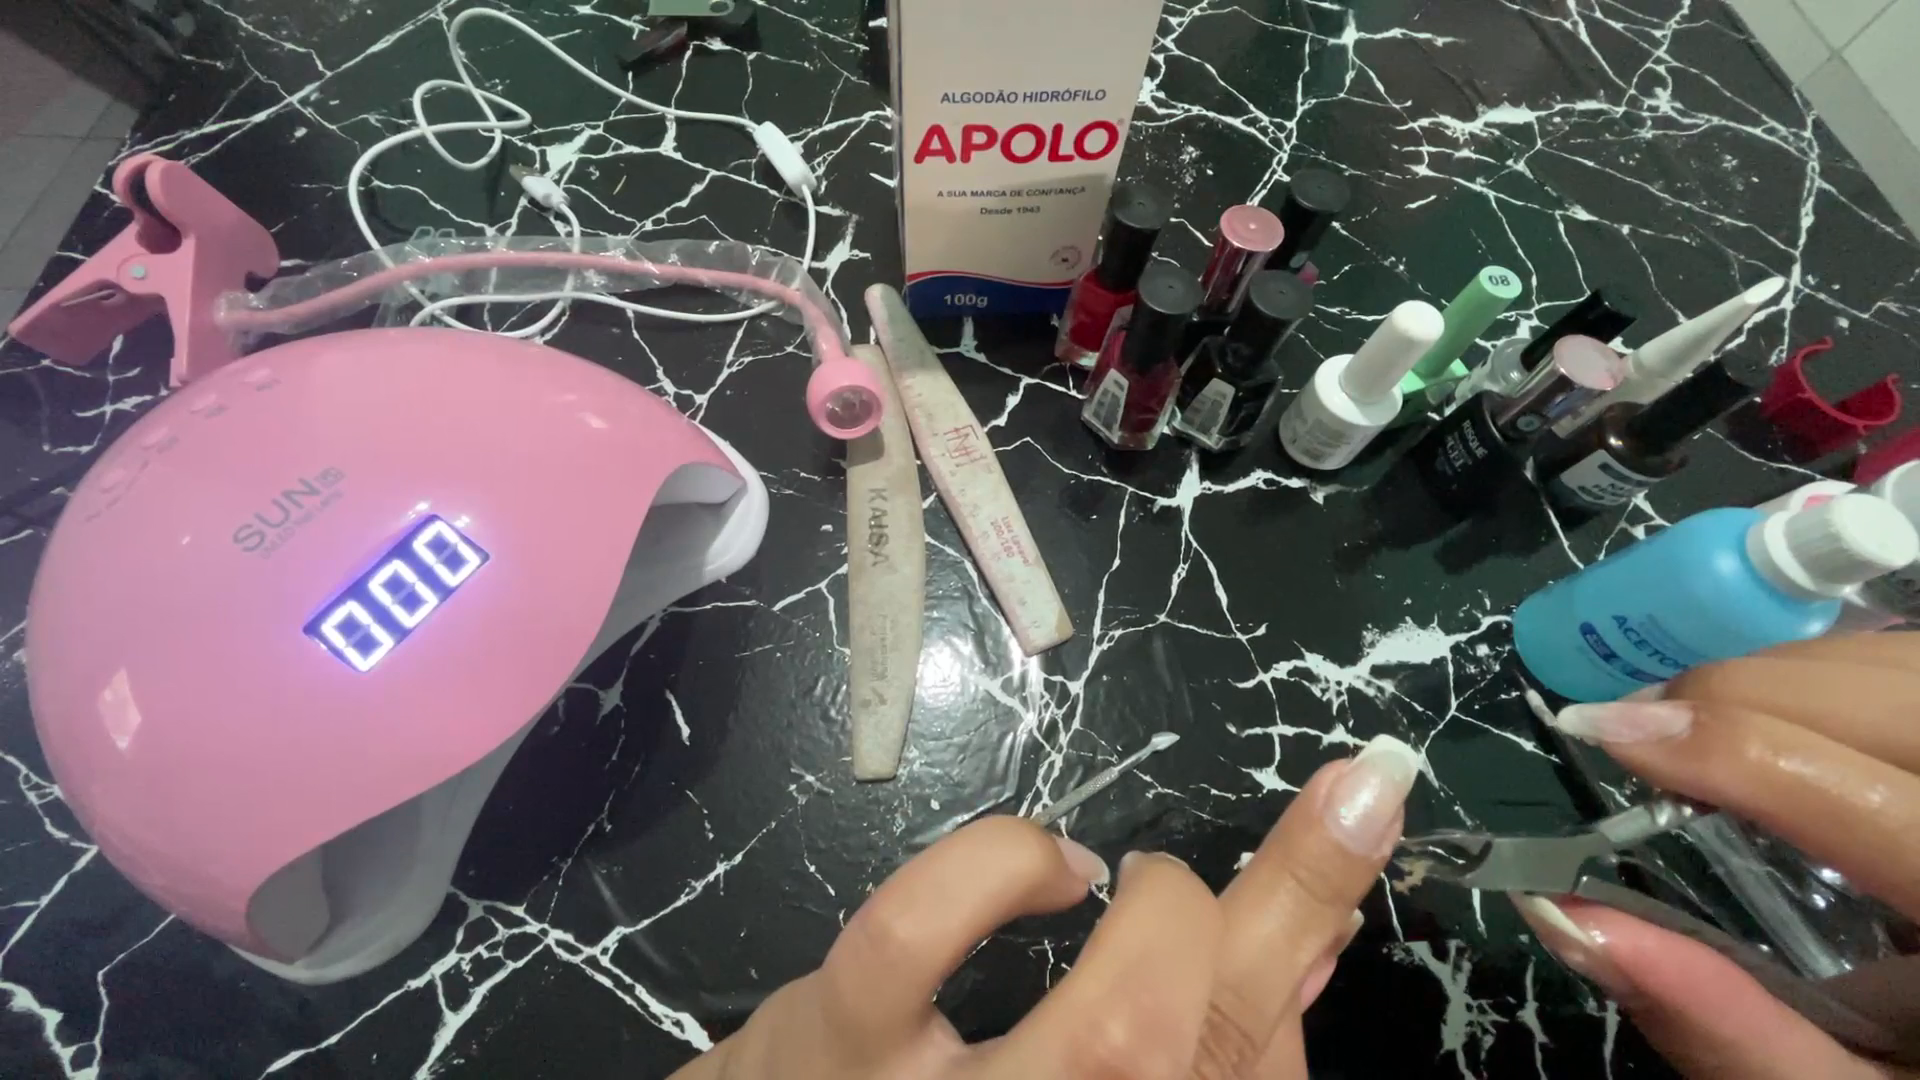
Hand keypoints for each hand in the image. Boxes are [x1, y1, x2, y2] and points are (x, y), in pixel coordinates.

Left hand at [668, 736, 1421, 1079]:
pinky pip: (920, 936)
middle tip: (1172, 891)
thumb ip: (1207, 1037)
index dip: (1311, 924)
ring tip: (1105, 879)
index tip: (1363, 795)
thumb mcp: (1093, 1079)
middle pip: (1206, 1046)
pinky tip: (1037, 861)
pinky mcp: (837, 1047)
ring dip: (1158, 911)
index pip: (1259, 1066)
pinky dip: (1000, 868)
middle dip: (1237, 929)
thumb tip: (1301, 940)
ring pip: (1116, 1026)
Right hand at [1523, 632, 1919, 1078]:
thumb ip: (1726, 1028)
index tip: (1595, 730)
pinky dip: (1824, 670)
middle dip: (1738, 694)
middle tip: (1636, 728)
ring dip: (1776, 675)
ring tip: (1690, 720)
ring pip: (1900, 667)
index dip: (1726, 749)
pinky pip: (1900, 668)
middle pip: (1894, 706)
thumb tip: (1557, 911)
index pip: (1884, 810)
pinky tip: (1772, 715)